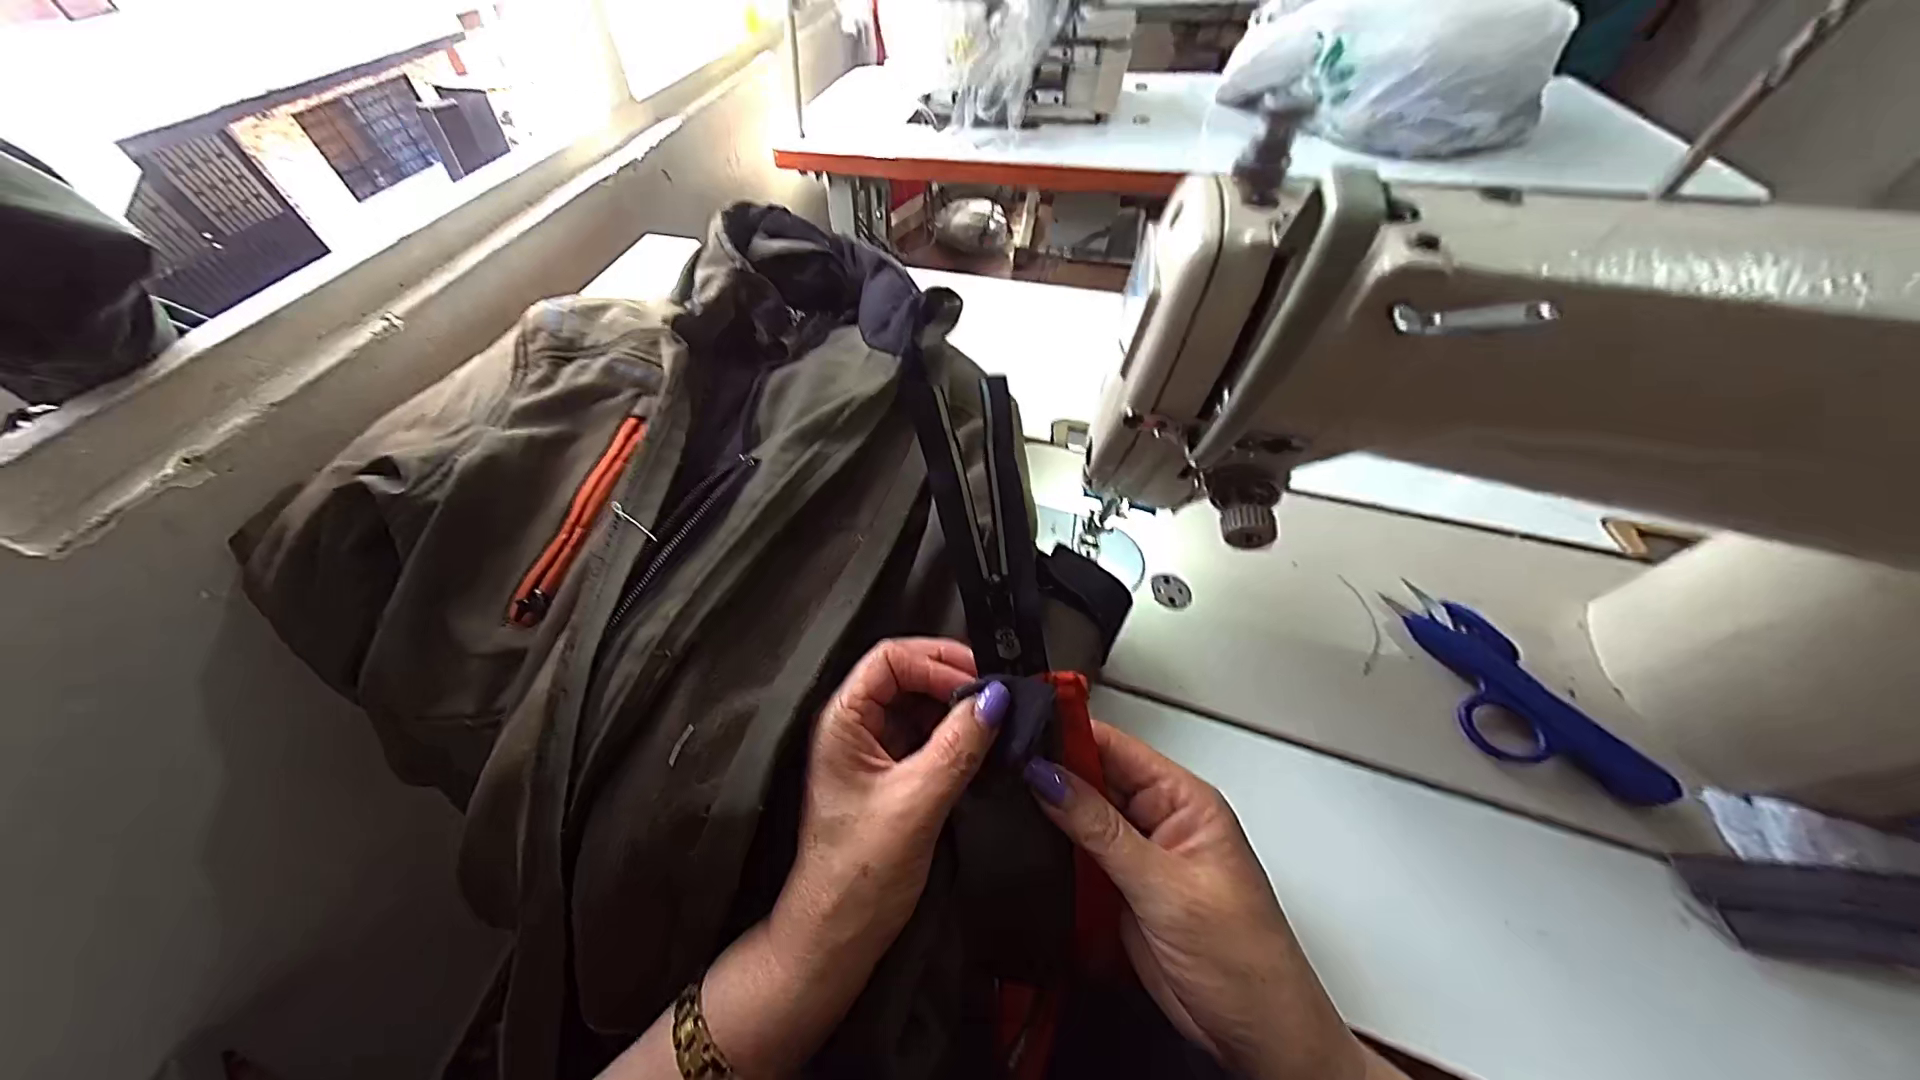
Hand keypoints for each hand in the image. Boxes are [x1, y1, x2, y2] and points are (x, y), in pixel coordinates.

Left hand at [771, 637, 1008, 967]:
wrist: (838, 937)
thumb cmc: (857, 876)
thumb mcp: (915, 803)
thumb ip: (958, 746)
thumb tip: (994, 699)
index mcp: (844, 721)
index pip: (890, 659)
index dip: (934, 661)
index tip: (977, 681)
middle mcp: (857, 727)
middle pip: (907, 674)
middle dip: (952, 677)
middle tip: (995, 692)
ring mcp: (876, 748)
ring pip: (921, 704)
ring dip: (958, 705)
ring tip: (995, 716)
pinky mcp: (895, 771)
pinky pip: (930, 734)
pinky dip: (958, 732)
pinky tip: (982, 742)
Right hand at [1025, 721, 1389, 1079]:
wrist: (1255, 1041)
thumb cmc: (1248, 962)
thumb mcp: (1167, 887)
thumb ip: (1102, 831)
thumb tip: (1052, 780)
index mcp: (1183, 800)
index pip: (1118, 747)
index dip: (1072, 733)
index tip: (1028, 730)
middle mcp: (1157, 819)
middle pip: (1093, 776)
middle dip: (1053, 772)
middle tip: (1010, 768)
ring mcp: (1134, 854)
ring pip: (1079, 815)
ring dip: (1050, 812)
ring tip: (1010, 799)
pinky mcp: (1116, 888)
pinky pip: (1075, 856)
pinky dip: (1052, 851)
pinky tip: (1027, 842)